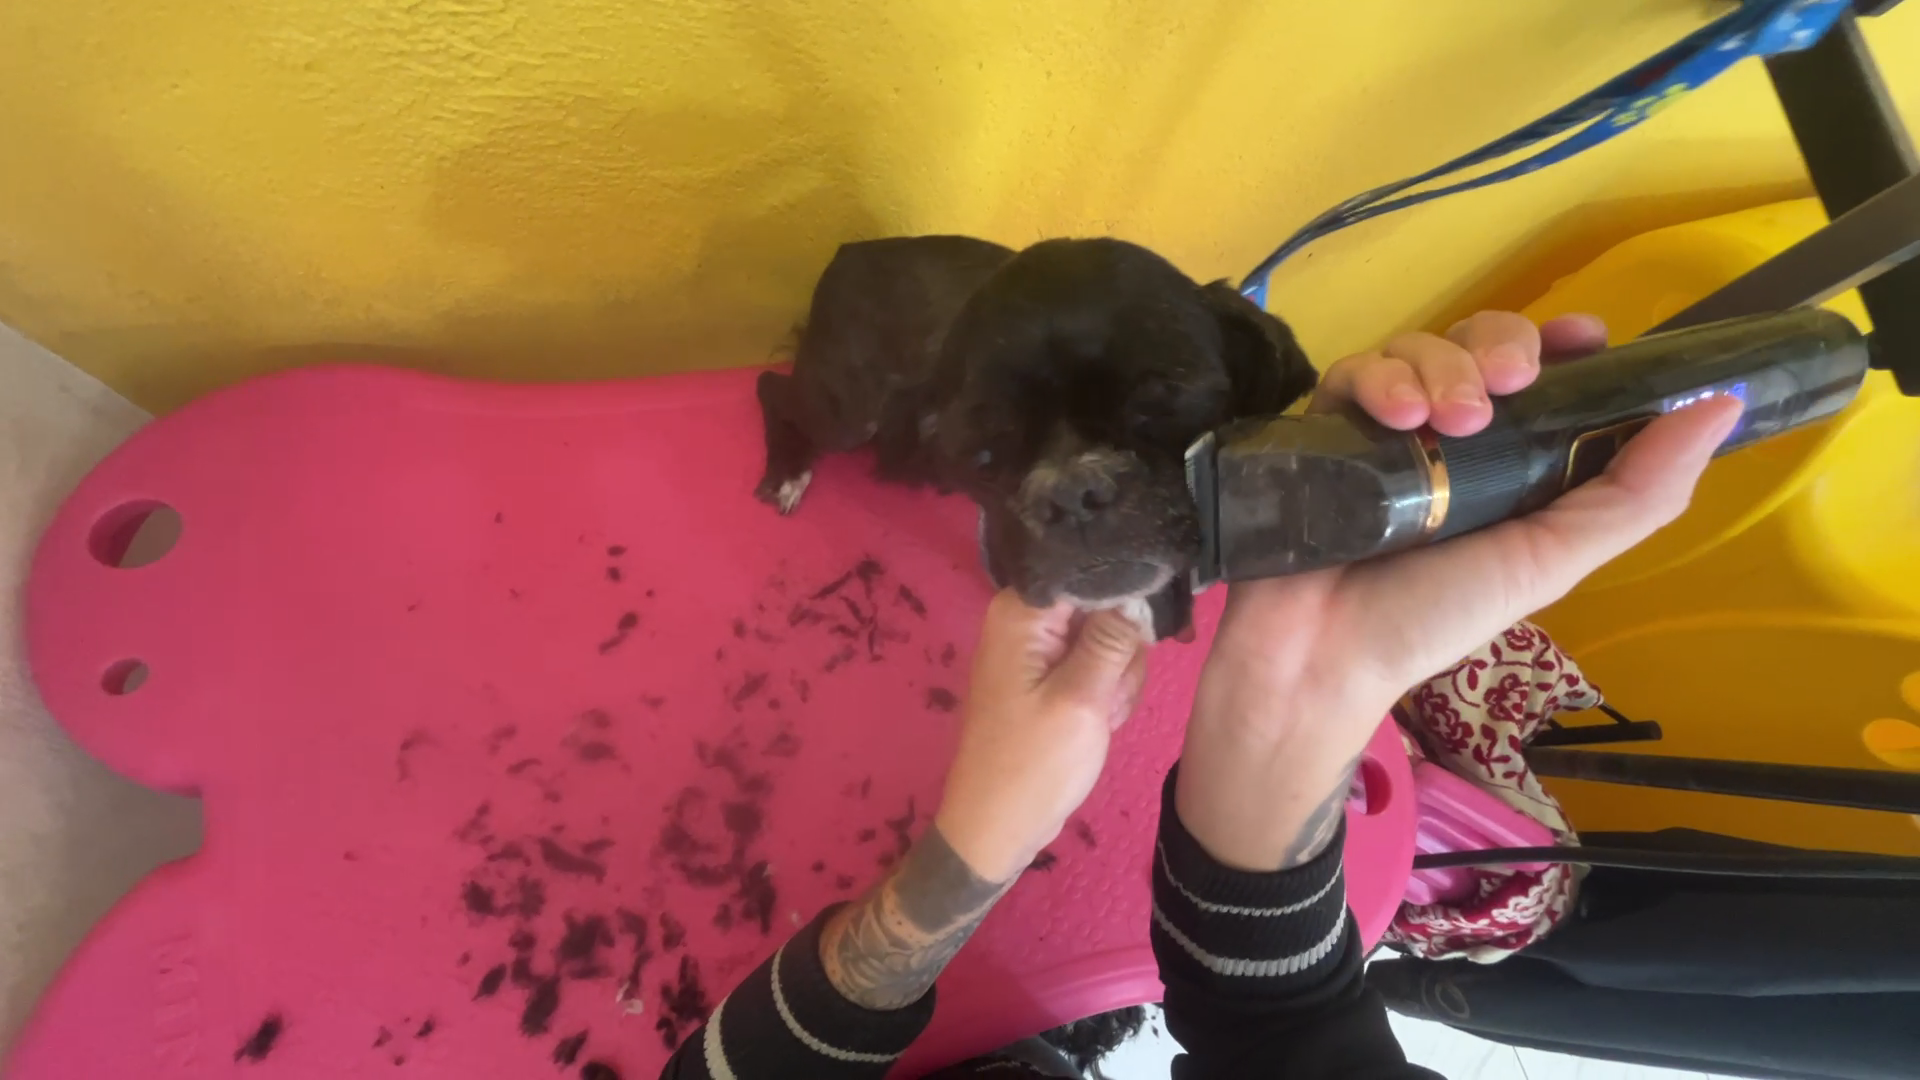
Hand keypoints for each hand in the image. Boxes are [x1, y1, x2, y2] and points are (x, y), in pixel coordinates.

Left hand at [817, 592, 1146, 1011]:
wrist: (997, 824)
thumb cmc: (1034, 763)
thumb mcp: (1083, 699)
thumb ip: (1113, 639)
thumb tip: (1138, 590)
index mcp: (1021, 611)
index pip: (1087, 570)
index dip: (1125, 594)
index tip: (1145, 632)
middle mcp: (1023, 618)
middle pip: (1101, 603)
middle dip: (1121, 648)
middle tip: (1109, 694)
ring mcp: (1034, 646)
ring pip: (1105, 636)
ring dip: (1117, 676)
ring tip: (1100, 714)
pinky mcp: (1045, 672)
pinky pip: (1092, 662)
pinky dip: (1104, 689)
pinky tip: (1097, 719)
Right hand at [1178, 311, 1743, 871]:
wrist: (1320, 649)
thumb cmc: (1430, 617)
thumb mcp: (1547, 564)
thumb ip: (1632, 496)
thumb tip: (1719, 404)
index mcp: (1504, 464)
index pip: (1538, 376)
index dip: (1560, 343)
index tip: (1577, 340)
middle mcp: (1440, 438)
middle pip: (1472, 344)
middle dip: (1494, 349)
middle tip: (1504, 389)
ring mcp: (1375, 432)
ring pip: (1410, 349)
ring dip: (1438, 366)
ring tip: (1440, 423)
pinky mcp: (1319, 432)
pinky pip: (1347, 375)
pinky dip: (1376, 379)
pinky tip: (1394, 416)